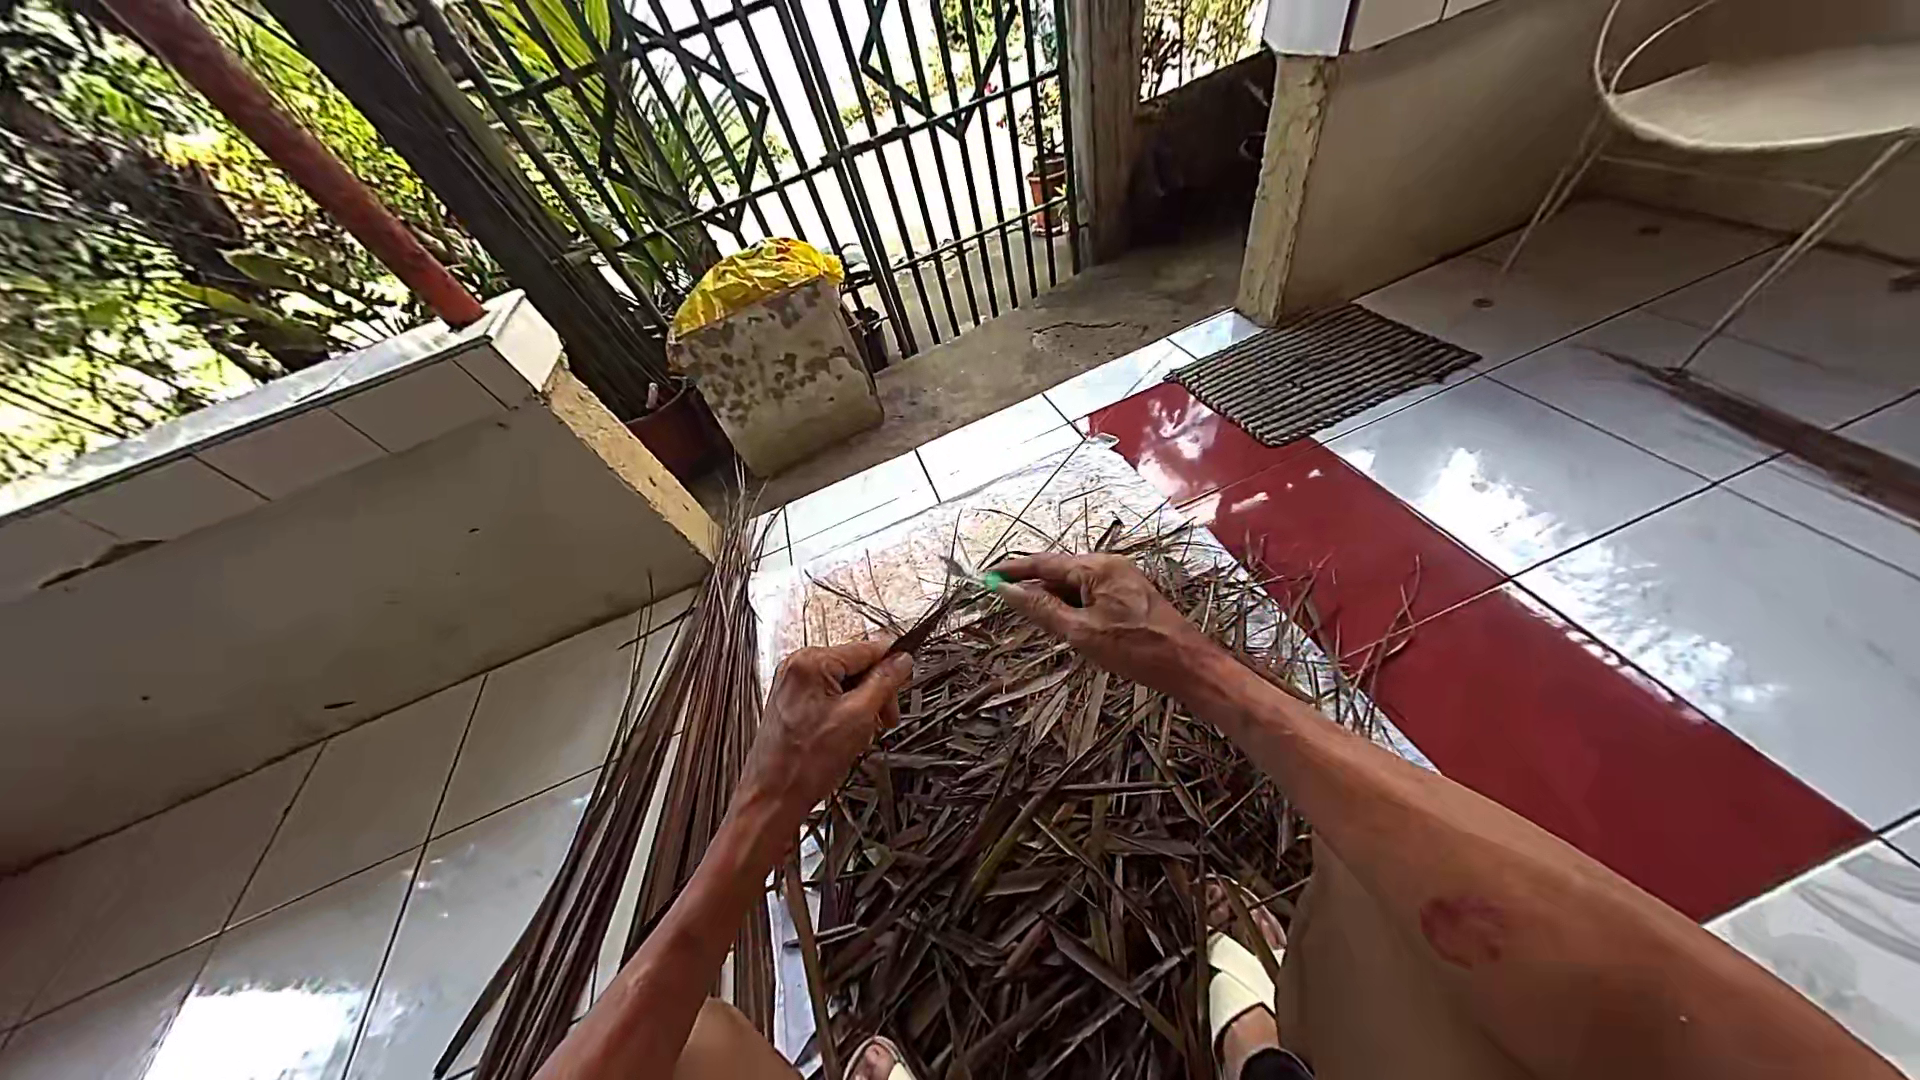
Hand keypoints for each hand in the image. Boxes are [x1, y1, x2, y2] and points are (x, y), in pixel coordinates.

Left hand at [737, 640, 913, 823]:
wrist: (773, 799)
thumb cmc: (803, 764)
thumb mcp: (858, 716)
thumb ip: (884, 682)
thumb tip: (901, 661)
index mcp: (810, 662)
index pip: (867, 648)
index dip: (892, 665)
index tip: (906, 678)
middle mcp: (797, 666)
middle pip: (857, 665)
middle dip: (877, 691)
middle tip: (885, 717)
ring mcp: (792, 684)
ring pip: (846, 682)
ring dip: (863, 703)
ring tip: (864, 730)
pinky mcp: (793, 701)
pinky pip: (831, 694)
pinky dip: (846, 711)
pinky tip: (848, 732)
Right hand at [993, 553, 1217, 694]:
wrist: (1187, 665)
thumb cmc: (1135, 649)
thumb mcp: (1080, 631)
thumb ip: (1041, 609)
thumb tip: (1007, 591)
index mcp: (1096, 567)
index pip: (1043, 563)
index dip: (1013, 570)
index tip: (988, 576)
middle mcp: (1108, 564)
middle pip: (1058, 571)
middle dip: (1033, 586)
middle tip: (1006, 602)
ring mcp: (1120, 578)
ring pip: (1073, 584)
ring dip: (1052, 598)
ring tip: (1035, 618)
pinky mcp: (1127, 593)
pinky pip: (1089, 592)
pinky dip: (1071, 604)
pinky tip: (1064, 623)